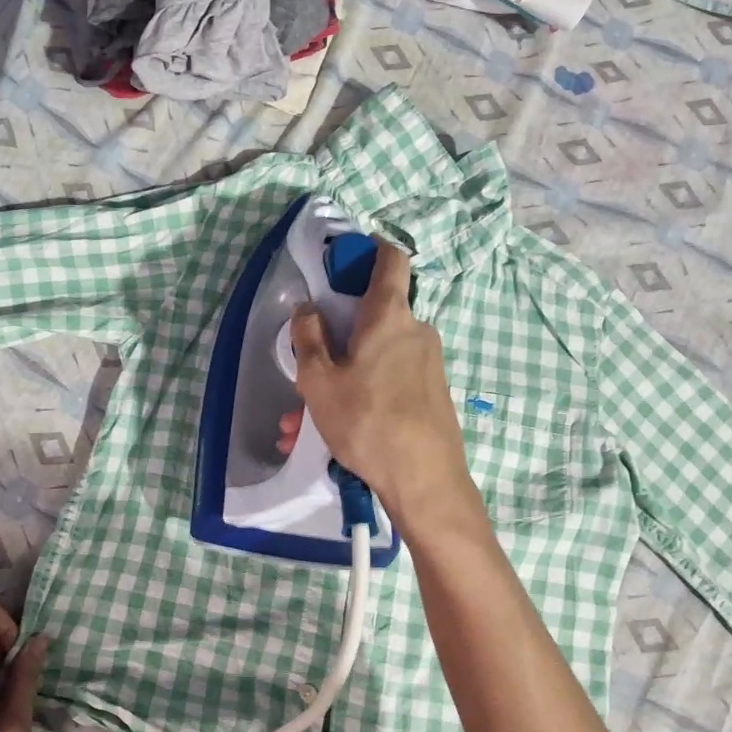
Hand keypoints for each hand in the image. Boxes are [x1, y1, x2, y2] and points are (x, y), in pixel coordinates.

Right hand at [289, 240, 474, 520]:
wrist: (426, 481)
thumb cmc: (368, 421)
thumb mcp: (320, 381)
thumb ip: (309, 339)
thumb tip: (308, 309)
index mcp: (389, 316)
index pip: (390, 260)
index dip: (368, 250)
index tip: (343, 258)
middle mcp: (415, 331)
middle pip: (371, 319)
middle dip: (333, 340)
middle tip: (303, 370)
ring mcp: (427, 363)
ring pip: (372, 359)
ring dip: (337, 381)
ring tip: (300, 424)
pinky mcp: (431, 392)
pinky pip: (385, 383)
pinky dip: (357, 398)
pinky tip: (328, 436)